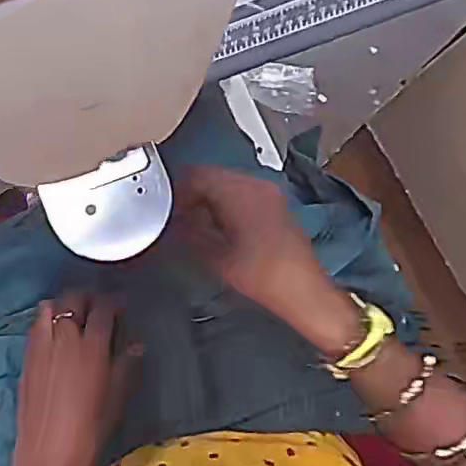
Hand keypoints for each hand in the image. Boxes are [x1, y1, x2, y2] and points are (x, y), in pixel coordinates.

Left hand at [4, 291, 136, 465]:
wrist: (46, 457)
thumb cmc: (89, 432)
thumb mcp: (115, 400)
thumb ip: (125, 367)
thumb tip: (135, 346)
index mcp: (90, 347)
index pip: (102, 309)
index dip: (113, 301)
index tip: (120, 303)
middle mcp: (63, 339)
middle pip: (72, 300)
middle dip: (86, 296)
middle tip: (97, 303)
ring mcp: (40, 347)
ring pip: (48, 307)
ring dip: (62, 304)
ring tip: (74, 314)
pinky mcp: (26, 359)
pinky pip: (35, 326)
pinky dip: (46, 321)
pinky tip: (54, 334)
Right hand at [170, 165, 355, 353]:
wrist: (302, 291)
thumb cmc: (261, 274)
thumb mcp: (214, 256)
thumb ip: (188, 231)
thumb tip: (172, 221)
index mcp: (240, 191)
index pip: (197, 174)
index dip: (175, 188)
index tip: (162, 203)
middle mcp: (257, 185)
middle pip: (212, 176)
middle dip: (190, 192)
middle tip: (173, 213)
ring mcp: (269, 194)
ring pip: (227, 183)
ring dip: (207, 198)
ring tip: (191, 221)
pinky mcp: (275, 205)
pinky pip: (241, 193)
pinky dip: (224, 202)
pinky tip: (215, 224)